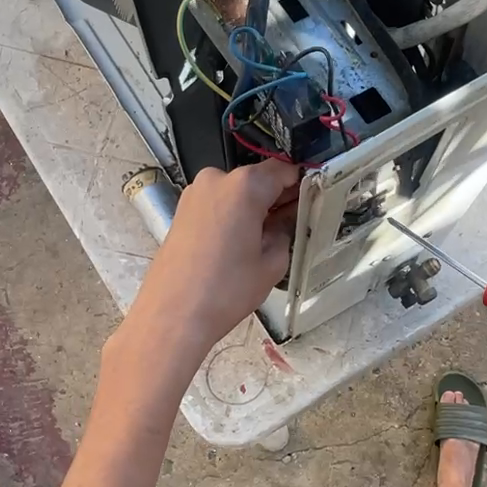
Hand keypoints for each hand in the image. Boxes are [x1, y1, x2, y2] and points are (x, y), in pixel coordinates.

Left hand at [123, 159, 299, 358]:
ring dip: (255, 208)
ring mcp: (195, 194)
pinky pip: (218, 204)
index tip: (313, 197)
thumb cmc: (224, 291)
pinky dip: (234, 216)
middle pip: (258, 179)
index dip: (301, 183)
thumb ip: (285, 231)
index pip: (283, 170)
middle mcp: (216, 180)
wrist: (173, 316)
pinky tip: (243, 243)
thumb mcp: (272, 262)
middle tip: (294, 221)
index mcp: (244, 186)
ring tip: (267, 239)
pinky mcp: (182, 211)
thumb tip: (286, 221)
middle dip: (277, 197)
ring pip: (237, 192)